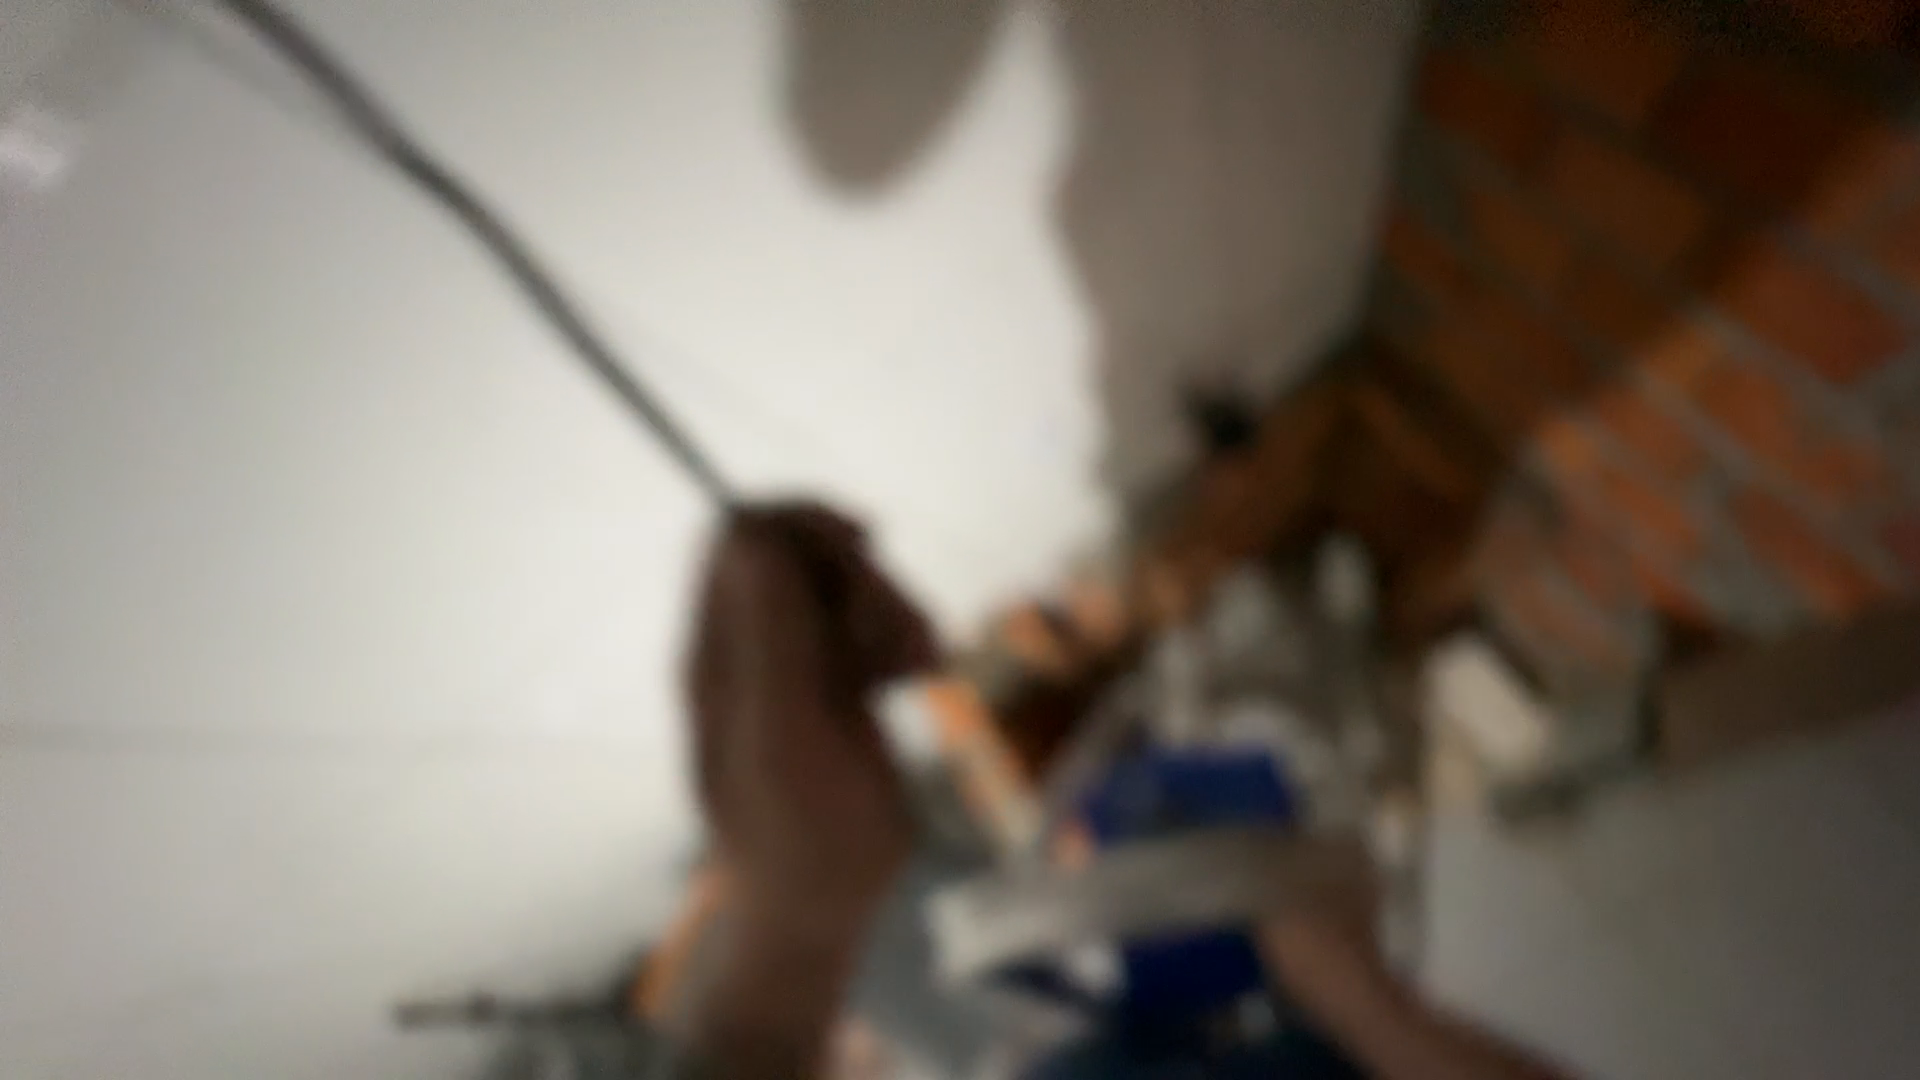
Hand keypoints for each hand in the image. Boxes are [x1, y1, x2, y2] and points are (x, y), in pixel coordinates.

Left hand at [686, 503, 938, 940]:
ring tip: (919, 666)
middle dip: (865, 581)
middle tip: (893, 641)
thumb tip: (754, 536)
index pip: (742, 535)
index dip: (800, 523)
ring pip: (852, 586)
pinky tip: (921, 675)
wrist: (825, 898)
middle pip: (810, 553)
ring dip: (896, 612)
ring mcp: (799, 657)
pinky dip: (907, 637)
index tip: (861, 547)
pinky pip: (877, 623)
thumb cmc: (800, 832)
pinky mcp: (839, 676)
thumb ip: (769, 638)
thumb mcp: (782, 739)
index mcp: (720, 646)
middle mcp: (755, 641)